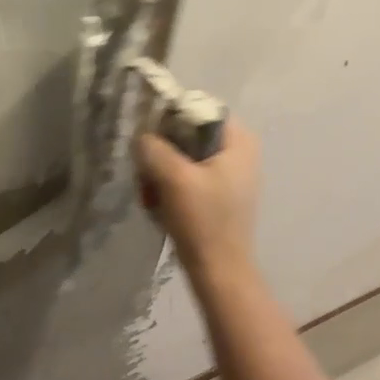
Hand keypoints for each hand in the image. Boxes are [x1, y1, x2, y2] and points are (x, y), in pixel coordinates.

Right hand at [136, 118, 260, 277]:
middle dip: (160, 151)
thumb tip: (141, 136)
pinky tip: (158, 206)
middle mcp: (237, 150)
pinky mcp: (216, 194)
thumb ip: (153, 146)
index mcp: (238, 140)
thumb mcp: (173, 177)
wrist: (219, 273)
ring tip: (150, 195)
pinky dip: (167, 187)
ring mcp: (227, 173)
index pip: (195, 106)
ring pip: (180, 155)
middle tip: (146, 172)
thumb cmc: (203, 221)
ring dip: (159, 172)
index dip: (168, 116)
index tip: (147, 136)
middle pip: (185, 132)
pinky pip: (183, 176)